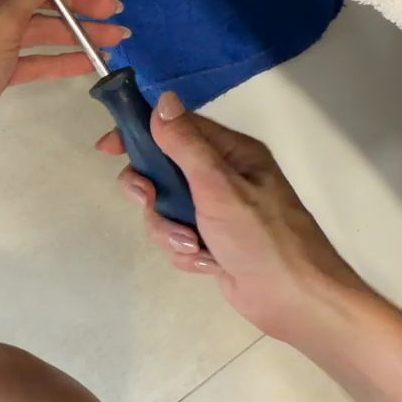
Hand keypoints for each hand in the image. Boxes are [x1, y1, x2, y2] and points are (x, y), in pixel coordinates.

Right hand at [97, 92, 376, 346]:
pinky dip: (183, 251)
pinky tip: (206, 262)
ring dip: (169, 230)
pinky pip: (173, 235)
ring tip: (193, 246)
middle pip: (159, 171)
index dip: (138, 134)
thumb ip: (185, 144)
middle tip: (149, 202)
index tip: (108, 148)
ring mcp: (213, 210)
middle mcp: (220, 177)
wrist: (293, 301)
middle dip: (150, 193)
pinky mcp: (208, 239)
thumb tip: (163, 99)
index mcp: (231, 153)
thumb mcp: (218, 186)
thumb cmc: (262, 238)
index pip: (175, 127)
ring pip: (161, 209)